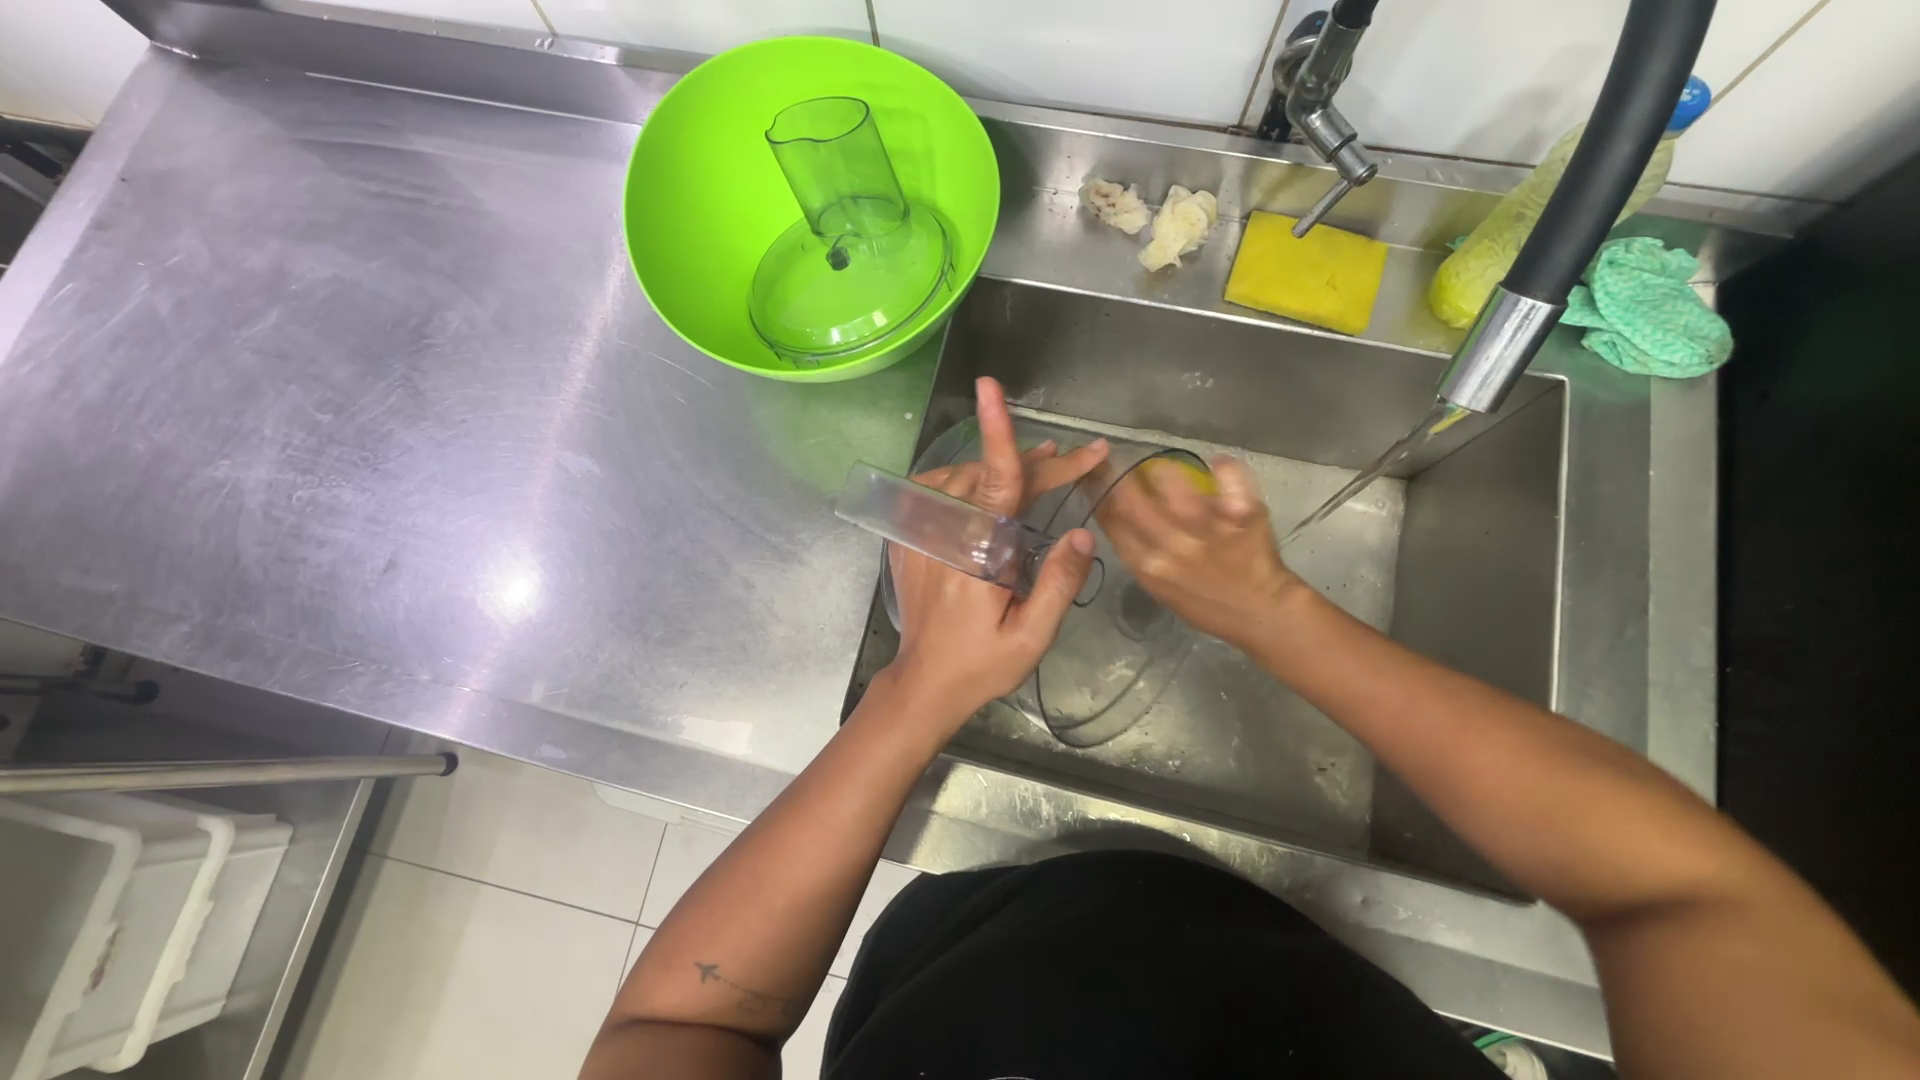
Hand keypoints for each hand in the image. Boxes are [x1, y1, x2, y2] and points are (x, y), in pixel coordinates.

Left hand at [885, 377, 1105, 727]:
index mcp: (974, 554)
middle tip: (1078, 458)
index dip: (997, 434)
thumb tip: (1082, 534)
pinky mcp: (908, 538)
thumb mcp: (1031, 636)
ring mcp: (919, 533)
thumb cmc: (981, 663)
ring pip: (963, 478)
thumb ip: (1057, 584)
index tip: (992, 390)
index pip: (991, 483)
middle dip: (1037, 464)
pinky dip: (968, 480)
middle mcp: (942, 533)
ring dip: (1002, 468)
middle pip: (990, 477)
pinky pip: (938, 491)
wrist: (924, 682)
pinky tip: (990, 487)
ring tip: (1042, 465)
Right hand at [1097, 455, 1306, 647]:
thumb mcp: (1159, 585)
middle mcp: (1172, 545)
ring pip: (1173, 478)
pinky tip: (1219, 466)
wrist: (1261, 612)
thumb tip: (1115, 511)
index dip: (1097, 488)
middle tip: (1117, 456)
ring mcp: (1207, 527)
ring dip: (1166, 469)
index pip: (1110, 517)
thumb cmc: (1205, 602)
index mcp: (1147, 565)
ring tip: (1169, 469)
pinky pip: (1228, 475)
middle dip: (1117, 470)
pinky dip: (1224, 467)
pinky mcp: (1242, 514)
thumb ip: (1137, 551)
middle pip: (1130, 496)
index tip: (1094, 472)